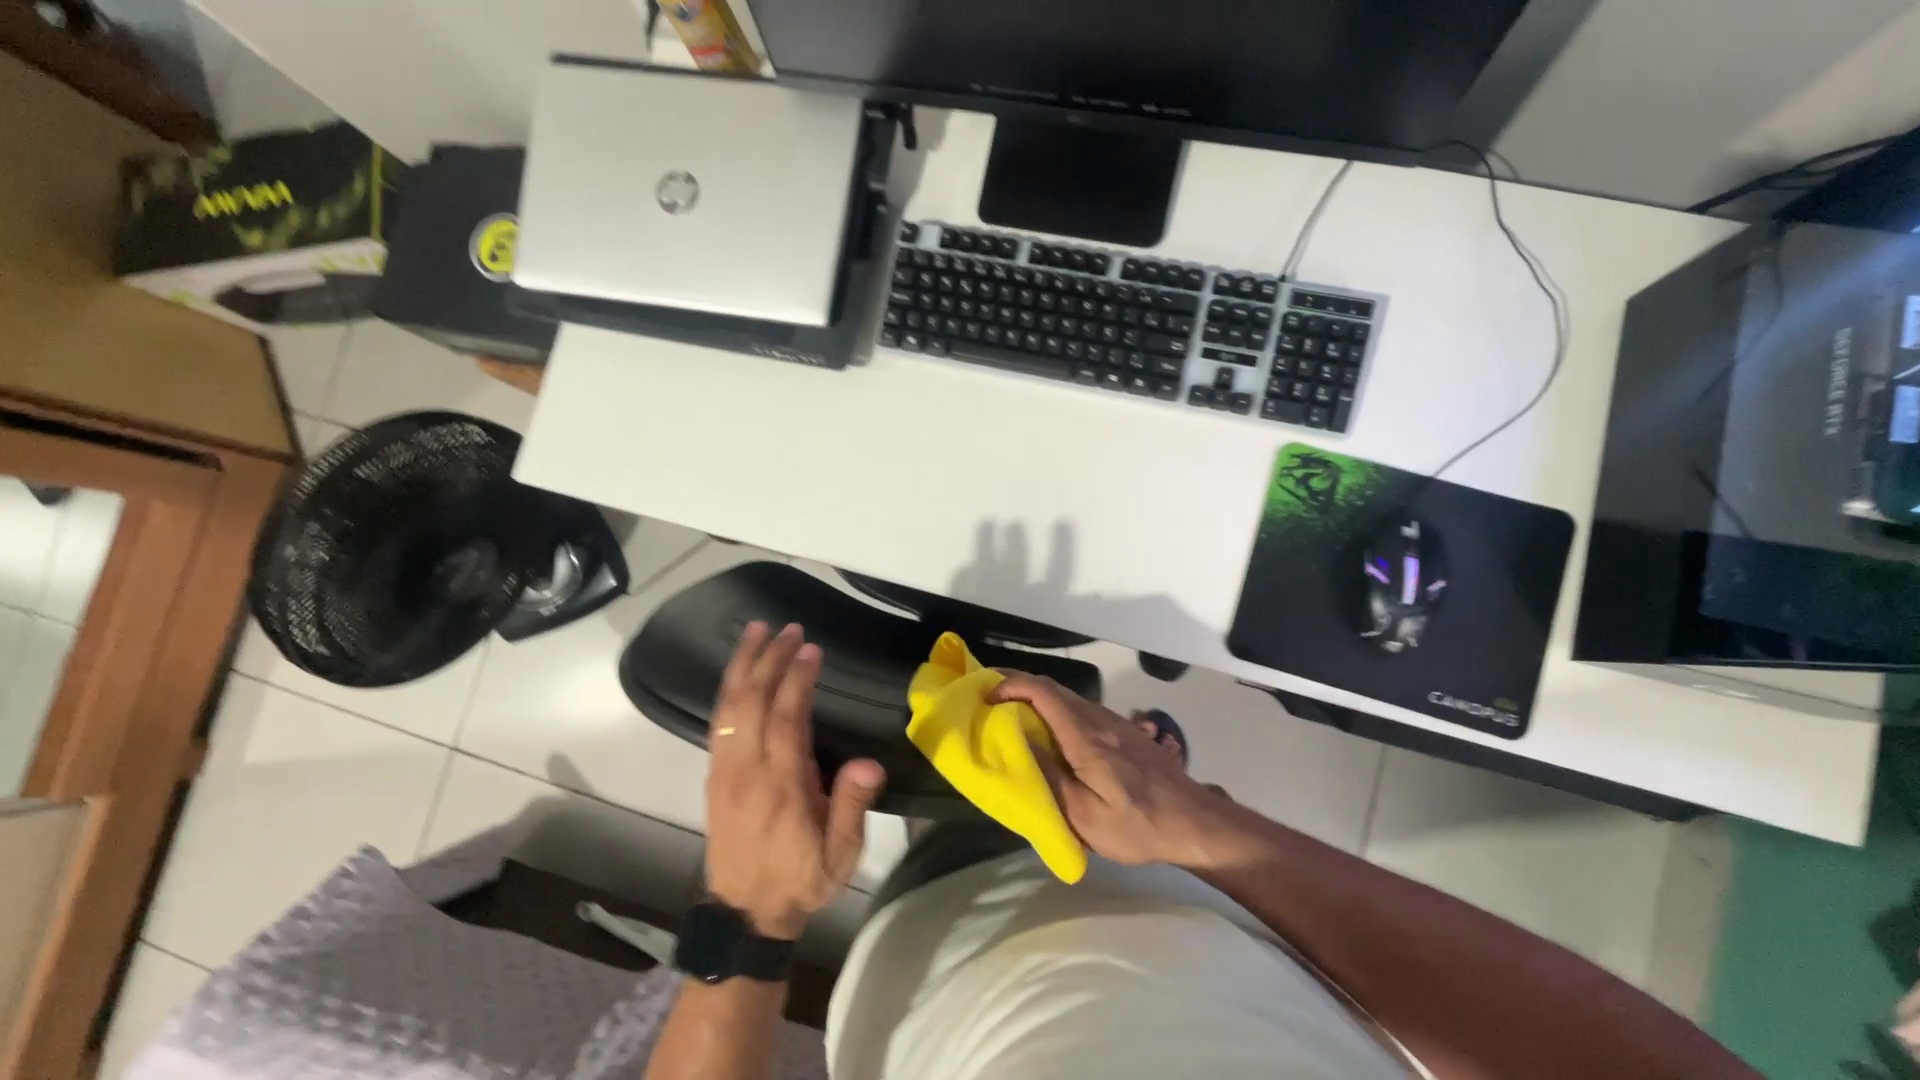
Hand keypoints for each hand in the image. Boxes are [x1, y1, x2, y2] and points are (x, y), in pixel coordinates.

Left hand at [705, 622, 885, 938]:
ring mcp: (725, 770)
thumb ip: (851, 808)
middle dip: (770, 659)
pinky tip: (739, 672)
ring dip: (742, 665)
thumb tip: (867, 763)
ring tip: (757, 631)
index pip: (786, 718)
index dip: (797, 679)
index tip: (811, 649)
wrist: (744, 912)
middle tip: (789, 628)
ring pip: (729, 706)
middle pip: (753, 701)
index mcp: (781, 786)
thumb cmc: (800, 879)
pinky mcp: (714, 775)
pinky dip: (728, 689)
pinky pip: (718, 721)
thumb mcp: (838, 856)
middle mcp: (747, 770)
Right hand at [990, 674, 1240, 870]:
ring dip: (1038, 702)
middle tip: (990, 705)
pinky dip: (1059, 714)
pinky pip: (1084, 713)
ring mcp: (1118, 724)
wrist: (1196, 825)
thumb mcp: (1084, 815)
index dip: (1010, 685)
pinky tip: (1054, 738)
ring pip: (1070, 700)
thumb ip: (1049, 776)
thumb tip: (1017, 741)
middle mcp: (1101, 720)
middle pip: (1054, 689)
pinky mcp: (1128, 735)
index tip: (986, 699)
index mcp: (1085, 736)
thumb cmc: (1137, 826)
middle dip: (1018, 688)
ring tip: (1014, 721)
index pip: (1042, 691)